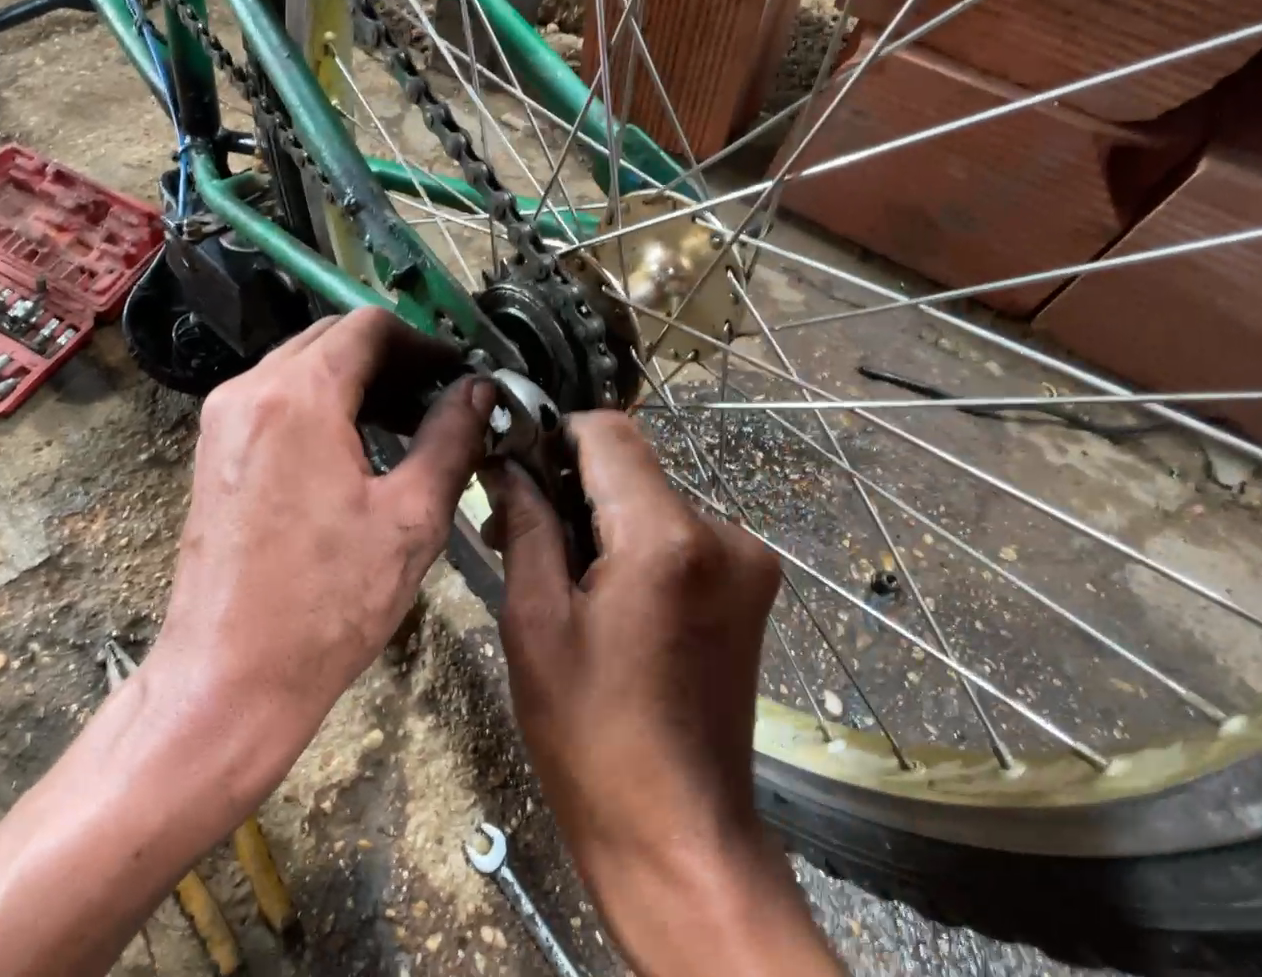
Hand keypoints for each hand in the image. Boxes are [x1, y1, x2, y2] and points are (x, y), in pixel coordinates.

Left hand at [149, 308, 495, 721]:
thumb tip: (478, 390)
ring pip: (297, 369)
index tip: (457, 374)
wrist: (232, 673)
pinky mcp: (214, 455)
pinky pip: (272, 403)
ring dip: (353, 382)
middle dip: (389, 358)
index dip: (423, 343)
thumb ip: (450, 438)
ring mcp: (221, 423)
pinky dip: (317, 407)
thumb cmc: (327, 603)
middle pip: (329, 339)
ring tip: (403, 425)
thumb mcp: (410, 518)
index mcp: (296, 397)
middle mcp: (247, 393)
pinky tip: (353, 450)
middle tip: (437, 399)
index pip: (367, 327)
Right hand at [482, 412, 843, 976]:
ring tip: (558, 577)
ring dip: (603, 520)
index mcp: (666, 538)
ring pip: (655, 502)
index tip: (513, 463)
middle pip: (633, 468)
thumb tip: (508, 463)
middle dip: (572, 486)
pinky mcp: (752, 590)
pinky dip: (637, 547)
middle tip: (516, 530)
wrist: (676, 829)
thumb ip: (525, 526)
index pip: (609, 432)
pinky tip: (607, 598)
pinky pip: (681, 538)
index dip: (555, 433)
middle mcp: (723, 534)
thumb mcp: (534, 622)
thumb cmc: (588, 733)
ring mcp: (748, 562)